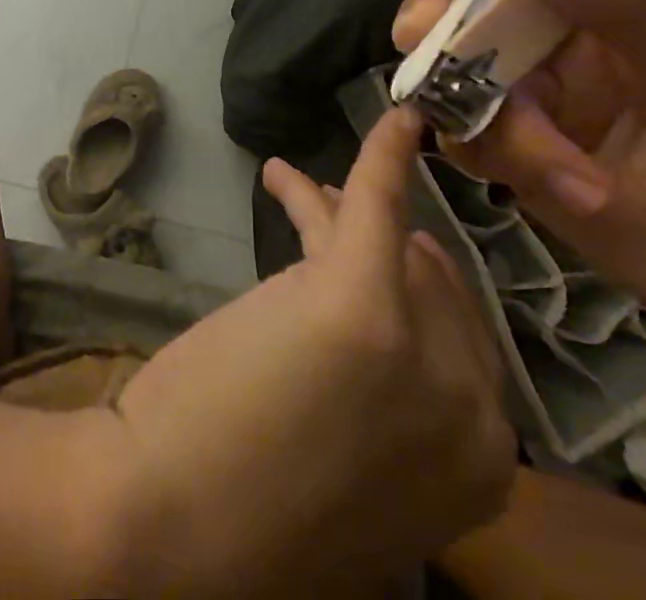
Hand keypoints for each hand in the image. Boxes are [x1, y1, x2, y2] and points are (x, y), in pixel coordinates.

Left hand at [101, 107, 513, 594]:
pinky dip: (386, 158)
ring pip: (391, 248)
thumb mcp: (342, 461)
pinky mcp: (361, 304)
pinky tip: (396, 122)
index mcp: (478, 463)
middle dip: (378, 251)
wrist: (167, 524)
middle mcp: (475, 411)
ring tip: (301, 190)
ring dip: (350, 210)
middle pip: (431, 289)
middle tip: (327, 220)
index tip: (375, 263)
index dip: (414, 298)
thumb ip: (385, 403)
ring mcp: (422, 355)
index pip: (459, 346)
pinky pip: (383, 204)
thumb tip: (383, 326)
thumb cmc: (237, 505)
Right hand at [389, 0, 645, 373]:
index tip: (475, 0)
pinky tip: (560, 193)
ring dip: (492, 126)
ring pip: (459, 81)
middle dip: (449, 42)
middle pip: (474, 14)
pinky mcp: (526, 161)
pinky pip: (469, 140)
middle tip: (445, 75)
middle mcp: (576, 40)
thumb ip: (636, 0)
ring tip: (565, 176)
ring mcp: (547, 102)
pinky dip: (493, 161)